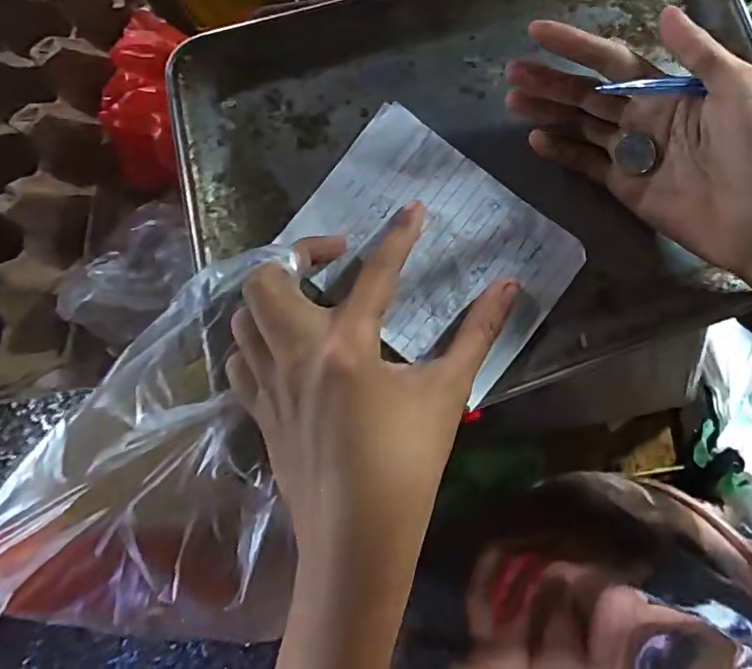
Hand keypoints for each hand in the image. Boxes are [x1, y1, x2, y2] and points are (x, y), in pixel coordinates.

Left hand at [226, 205, 516, 569]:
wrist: (356, 542)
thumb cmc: (408, 463)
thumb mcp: (449, 391)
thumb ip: (478, 332)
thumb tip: (508, 285)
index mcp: (347, 347)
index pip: (375, 272)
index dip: (399, 234)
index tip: (414, 209)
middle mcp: (298, 355)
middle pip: (267, 280)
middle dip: (299, 252)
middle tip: (339, 256)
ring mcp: (271, 385)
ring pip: (244, 317)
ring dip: (274, 292)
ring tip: (314, 294)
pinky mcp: (260, 412)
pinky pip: (242, 358)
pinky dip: (259, 336)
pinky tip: (291, 345)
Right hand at [504, 5, 751, 273]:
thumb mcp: (739, 85)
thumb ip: (698, 51)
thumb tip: (665, 10)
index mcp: (670, 90)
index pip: (613, 60)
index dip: (576, 45)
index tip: (538, 30)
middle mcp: (647, 117)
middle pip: (589, 93)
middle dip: (551, 80)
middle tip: (512, 70)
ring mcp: (636, 153)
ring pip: (581, 125)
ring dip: (548, 111)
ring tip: (512, 99)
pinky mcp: (628, 187)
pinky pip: (588, 164)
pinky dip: (562, 152)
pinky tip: (535, 138)